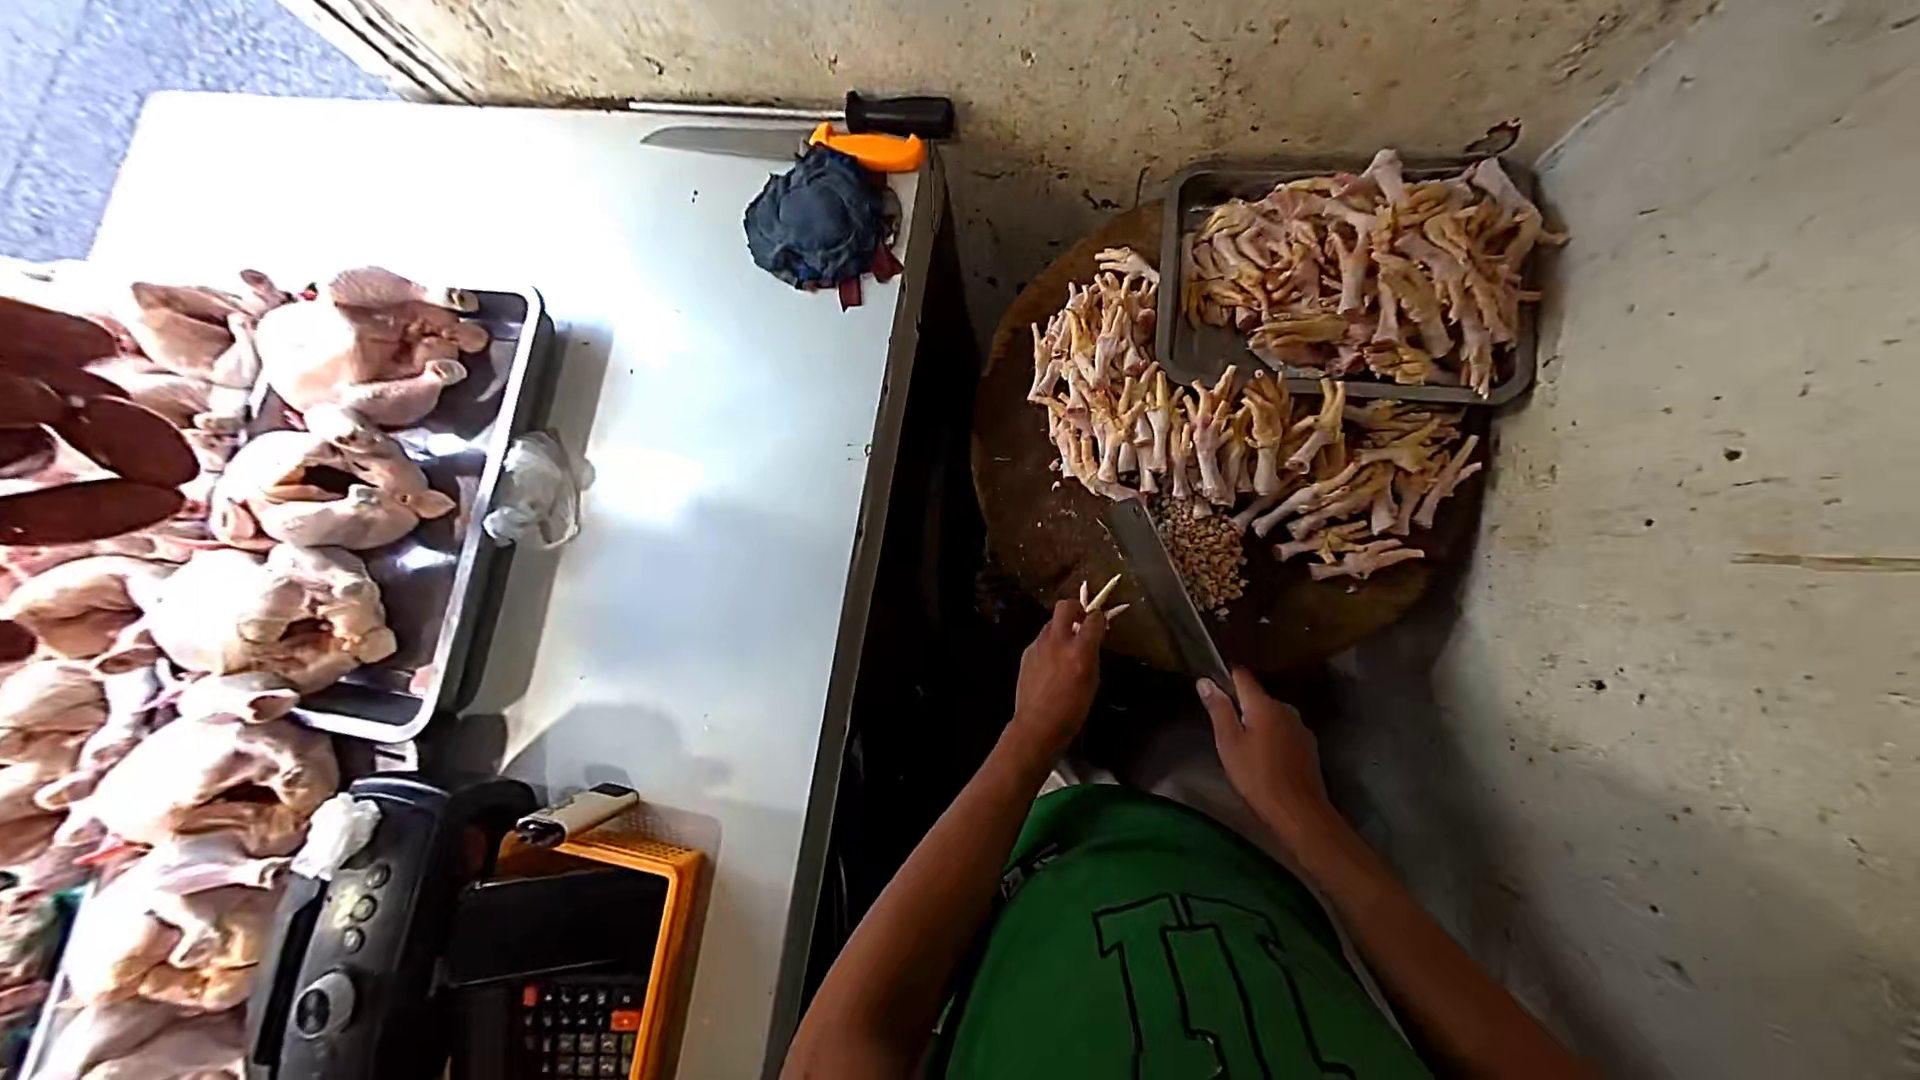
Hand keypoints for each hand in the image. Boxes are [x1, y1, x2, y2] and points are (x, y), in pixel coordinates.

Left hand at [1008, 600, 1106, 758]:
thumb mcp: (1092, 682)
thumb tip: (1094, 639)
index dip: (1099, 618)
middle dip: (1076, 608)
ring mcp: (1039, 645)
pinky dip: (1050, 644)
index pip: (1093, 618)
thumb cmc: (1072, 710)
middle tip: (1082, 622)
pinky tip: (1052, 663)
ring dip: (1062, 628)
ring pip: (1052, 622)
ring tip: (1067, 647)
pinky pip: (1042, 639)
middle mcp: (1058, 642)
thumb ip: (1093, 655)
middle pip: (1065, 606)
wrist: (1037, 724)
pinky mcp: (1027, 652)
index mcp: (1080, 651)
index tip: (1101, 623)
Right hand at [1198, 668, 1334, 841]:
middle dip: (1239, 703)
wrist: (1299, 812)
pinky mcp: (1308, 747)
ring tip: (1241, 742)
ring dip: (1256, 721)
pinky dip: (1270, 736)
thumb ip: (1218, 709)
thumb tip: (1205, 681)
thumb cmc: (1256, 775)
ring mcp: (1300, 728)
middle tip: (1221, 723)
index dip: (1225, 675)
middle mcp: (1285, 709)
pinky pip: (1283, 731)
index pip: (1243, 676)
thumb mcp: (1228, 742)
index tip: (1210, 684)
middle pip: (1257, 696)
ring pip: (1271, 715)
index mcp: (1264, 704)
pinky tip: (1263, 755)